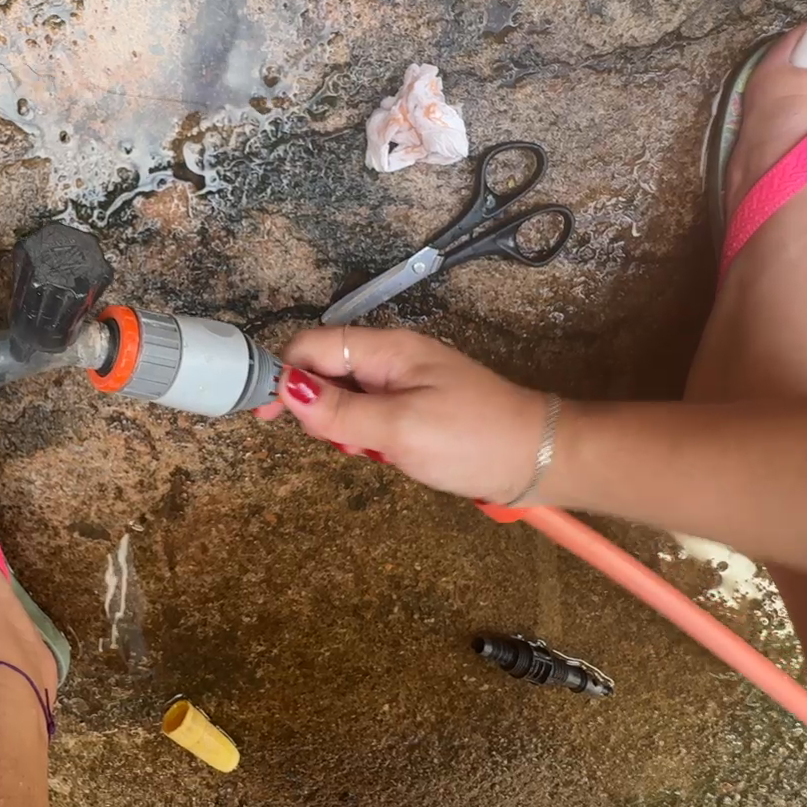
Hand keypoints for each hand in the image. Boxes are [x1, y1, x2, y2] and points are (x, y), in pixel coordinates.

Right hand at [259, 327, 547, 502]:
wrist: (539, 460)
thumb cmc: (470, 440)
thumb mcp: (398, 429)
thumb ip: (340, 411)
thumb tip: (286, 389)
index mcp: (387, 349)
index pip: (312, 346)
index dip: (284, 375)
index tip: (267, 416)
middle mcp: (390, 358)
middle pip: (325, 370)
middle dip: (318, 407)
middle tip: (344, 441)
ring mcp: (403, 382)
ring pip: (345, 396)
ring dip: (343, 425)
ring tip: (373, 451)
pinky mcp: (413, 406)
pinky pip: (368, 413)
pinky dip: (365, 434)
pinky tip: (384, 453)